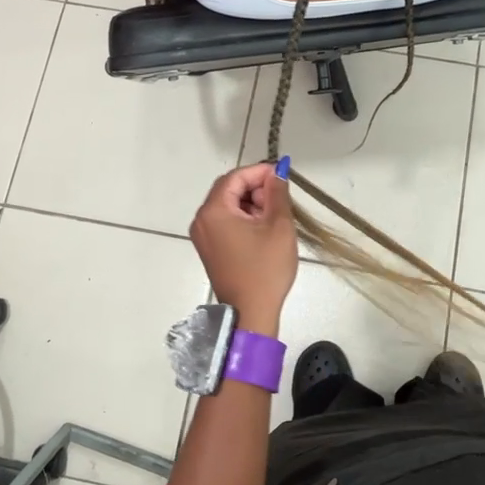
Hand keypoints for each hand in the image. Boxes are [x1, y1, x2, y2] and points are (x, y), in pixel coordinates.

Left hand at [189, 163, 297, 330]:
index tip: (282, 175)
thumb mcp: (278, 225)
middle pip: (228, 190)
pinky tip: (263, 229)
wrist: (251, 313)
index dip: (259, 172)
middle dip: (255, 188)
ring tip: (274, 216)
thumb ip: (277, 192)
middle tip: (279, 199)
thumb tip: (277, 172)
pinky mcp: (210, 249)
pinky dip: (243, 219)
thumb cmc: (265, 268)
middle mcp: (202, 220)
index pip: (235, 177)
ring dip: (250, 204)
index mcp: (213, 211)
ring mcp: (203, 236)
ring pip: (227, 206)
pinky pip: (225, 223)